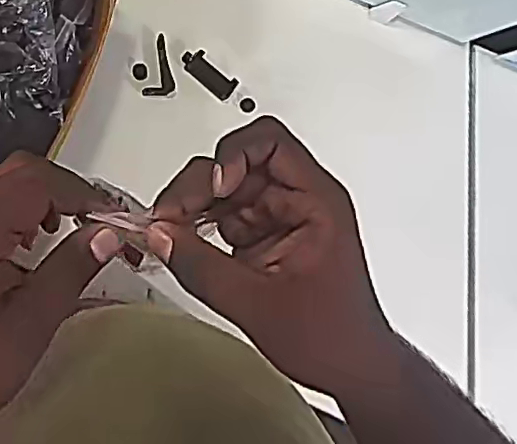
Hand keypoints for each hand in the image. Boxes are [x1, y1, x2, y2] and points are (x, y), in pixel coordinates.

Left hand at [0, 152, 125, 443]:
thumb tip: (109, 234)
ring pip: (17, 181)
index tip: (116, 218)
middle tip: (102, 217)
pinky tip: (46, 238)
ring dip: (53, 195)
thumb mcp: (29, 323)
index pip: (43, 183)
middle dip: (70, 188)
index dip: (85, 194)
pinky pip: (5, 201)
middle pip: (28, 170)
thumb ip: (70, 270)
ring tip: (82, 226)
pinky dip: (34, 207)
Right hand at [147, 116, 401, 397]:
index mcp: (316, 199)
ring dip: (195, 203)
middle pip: (238, 160)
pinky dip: (200, 223)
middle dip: (200, 185)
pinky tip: (186, 241)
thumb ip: (203, 267)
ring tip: (172, 229)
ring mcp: (279, 213)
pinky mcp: (263, 231)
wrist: (354, 374)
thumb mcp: (259, 306)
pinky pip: (224, 211)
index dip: (235, 154)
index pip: (271, 142)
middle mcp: (297, 197)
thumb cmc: (334, 339)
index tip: (214, 186)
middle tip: (171, 214)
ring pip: (225, 185)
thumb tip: (162, 236)